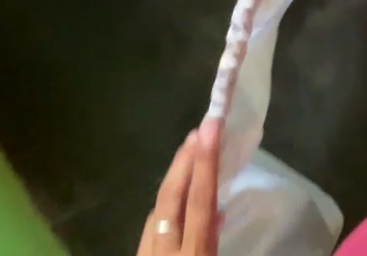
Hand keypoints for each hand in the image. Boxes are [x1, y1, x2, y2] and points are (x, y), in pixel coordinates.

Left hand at [138, 123, 219, 255]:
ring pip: (156, 208)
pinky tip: (174, 201)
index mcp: (193, 254)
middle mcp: (163, 250)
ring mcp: (145, 254)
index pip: (199, 200)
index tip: (212, 124)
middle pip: (170, 196)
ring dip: (173, 179)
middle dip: (185, 159)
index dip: (206, 160)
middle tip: (199, 130)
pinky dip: (164, 207)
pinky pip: (150, 227)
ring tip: (189, 156)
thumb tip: (221, 213)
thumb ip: (217, 239)